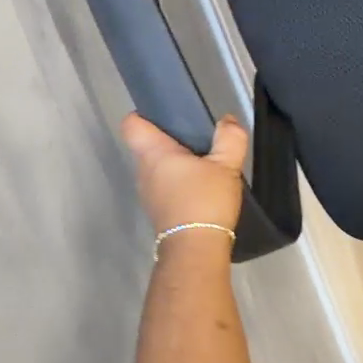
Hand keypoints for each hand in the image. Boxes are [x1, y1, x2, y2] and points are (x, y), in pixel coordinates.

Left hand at [120, 114, 247, 237]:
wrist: (196, 248)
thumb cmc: (205, 200)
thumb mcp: (227, 165)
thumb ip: (229, 138)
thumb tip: (228, 120)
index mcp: (154, 154)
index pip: (132, 125)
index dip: (144, 115)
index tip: (168, 114)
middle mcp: (143, 171)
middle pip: (147, 145)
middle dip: (170, 139)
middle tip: (199, 137)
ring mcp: (148, 193)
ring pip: (157, 167)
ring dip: (176, 162)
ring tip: (205, 162)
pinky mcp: (158, 210)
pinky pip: (164, 185)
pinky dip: (179, 181)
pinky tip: (202, 186)